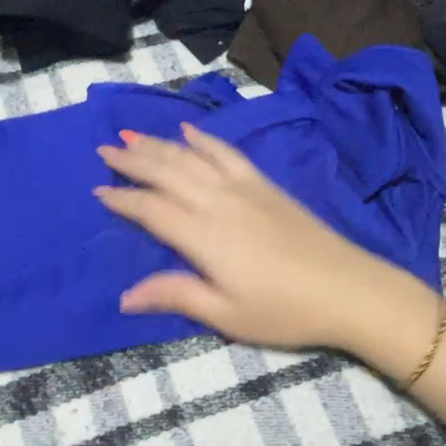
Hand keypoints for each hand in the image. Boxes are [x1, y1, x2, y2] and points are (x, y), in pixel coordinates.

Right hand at [95, 125, 409, 350]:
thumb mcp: (226, 314)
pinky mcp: (263, 183)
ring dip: (158, 144)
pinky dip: (203, 138)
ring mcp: (242, 186)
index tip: (98, 190)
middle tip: (104, 149)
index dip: (123, 198)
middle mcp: (216, 200)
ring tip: (131, 135)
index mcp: (203, 234)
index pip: (151, 209)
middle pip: (166, 171)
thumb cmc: (283, 310)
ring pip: (190, 156)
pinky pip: (226, 152)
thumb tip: (124, 296)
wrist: (347, 288)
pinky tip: (188, 130)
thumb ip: (175, 295)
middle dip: (132, 159)